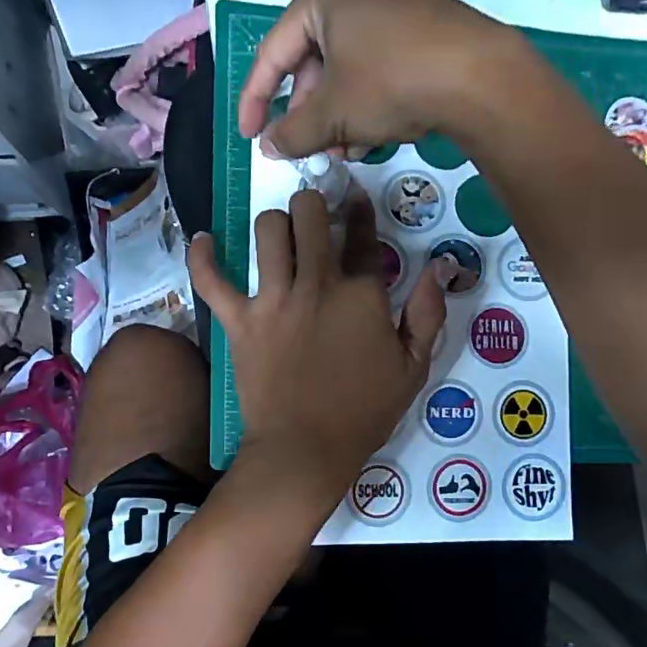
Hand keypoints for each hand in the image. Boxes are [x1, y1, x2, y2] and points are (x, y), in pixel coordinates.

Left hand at [189, 188, 457, 502]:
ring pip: (267, 231)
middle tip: (314, 217)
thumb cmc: (364, 413)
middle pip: (309, 216)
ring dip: (275, 224)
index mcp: (362, 295)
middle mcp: (317, 284)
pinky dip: (203, 256)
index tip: (355, 196)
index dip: (361, 211)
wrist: (306, 449)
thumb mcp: (413, 368)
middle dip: (313, 206)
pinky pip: (212, 278)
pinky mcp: (239, 321)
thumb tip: (442, 266)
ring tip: (279, 234)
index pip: (363, 237)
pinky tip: (205, 240)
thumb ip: (428, 314)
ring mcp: (273, 300)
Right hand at [238, 0, 537, 160]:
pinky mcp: (422, 32)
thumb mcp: (334, 113)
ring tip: (341, 154)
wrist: (479, 77)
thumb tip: (268, 147)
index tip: (250, 136)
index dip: (257, 100)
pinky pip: (378, 69)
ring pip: (348, 70)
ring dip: (339, 117)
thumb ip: (294, 132)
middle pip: (314, 61)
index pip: (274, 52)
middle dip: (310, 114)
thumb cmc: (390, 82)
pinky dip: (367, 105)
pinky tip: (369, 140)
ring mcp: (394, 8)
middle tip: (307, 151)